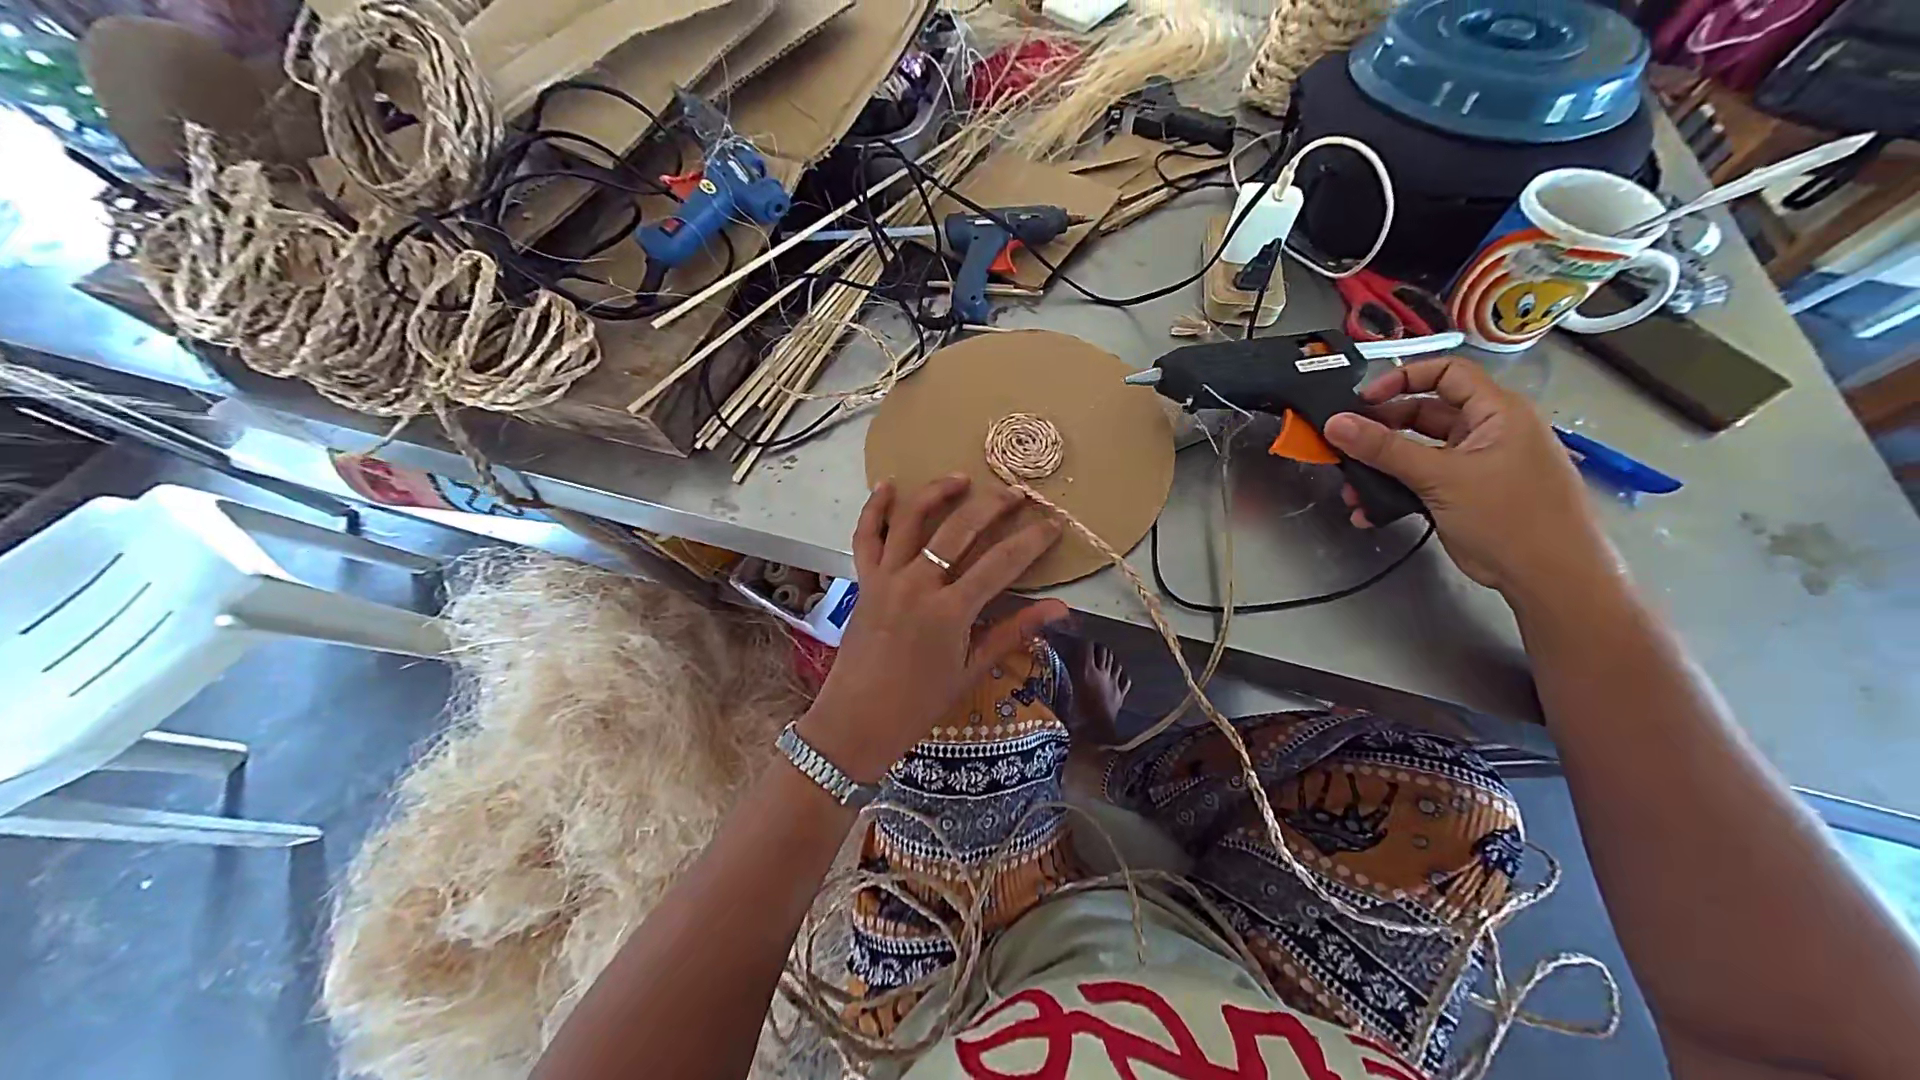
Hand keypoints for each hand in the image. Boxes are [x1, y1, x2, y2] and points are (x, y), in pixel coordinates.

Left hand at [798, 475, 1067, 782]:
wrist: (856, 721)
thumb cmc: (918, 703)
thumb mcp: (971, 670)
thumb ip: (1014, 632)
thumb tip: (1060, 608)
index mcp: (950, 611)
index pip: (1002, 562)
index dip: (1032, 540)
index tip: (1053, 523)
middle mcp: (917, 584)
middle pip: (960, 529)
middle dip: (994, 505)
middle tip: (1018, 493)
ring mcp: (886, 578)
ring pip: (912, 520)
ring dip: (938, 492)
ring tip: (962, 478)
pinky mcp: (864, 580)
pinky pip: (867, 536)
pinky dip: (875, 509)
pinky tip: (888, 486)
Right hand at [1322, 356, 1617, 598]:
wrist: (1549, 577)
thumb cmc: (1511, 517)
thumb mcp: (1441, 477)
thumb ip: (1384, 449)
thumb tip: (1336, 424)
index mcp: (1496, 412)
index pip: (1447, 373)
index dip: (1403, 378)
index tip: (1363, 401)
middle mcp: (1486, 432)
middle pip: (1422, 414)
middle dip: (1381, 430)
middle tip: (1346, 444)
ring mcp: (1474, 464)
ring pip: (1416, 451)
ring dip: (1380, 467)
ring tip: (1352, 486)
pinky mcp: (1462, 494)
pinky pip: (1418, 481)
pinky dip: (1393, 491)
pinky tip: (1369, 510)